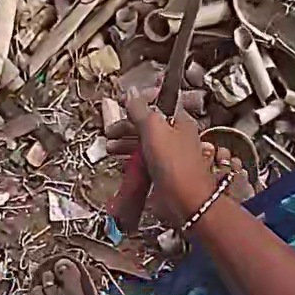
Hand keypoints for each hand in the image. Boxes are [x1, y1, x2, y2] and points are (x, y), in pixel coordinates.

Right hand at [122, 90, 218, 224]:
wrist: (185, 201)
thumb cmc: (174, 163)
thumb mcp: (153, 129)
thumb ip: (140, 110)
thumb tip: (131, 93)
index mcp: (179, 122)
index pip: (156, 106)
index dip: (137, 105)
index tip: (119, 105)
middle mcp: (176, 138)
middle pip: (147, 127)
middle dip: (126, 128)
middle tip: (110, 132)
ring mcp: (169, 157)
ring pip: (144, 145)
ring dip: (125, 144)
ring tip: (110, 148)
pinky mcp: (163, 175)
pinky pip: (144, 163)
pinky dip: (131, 161)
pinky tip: (121, 162)